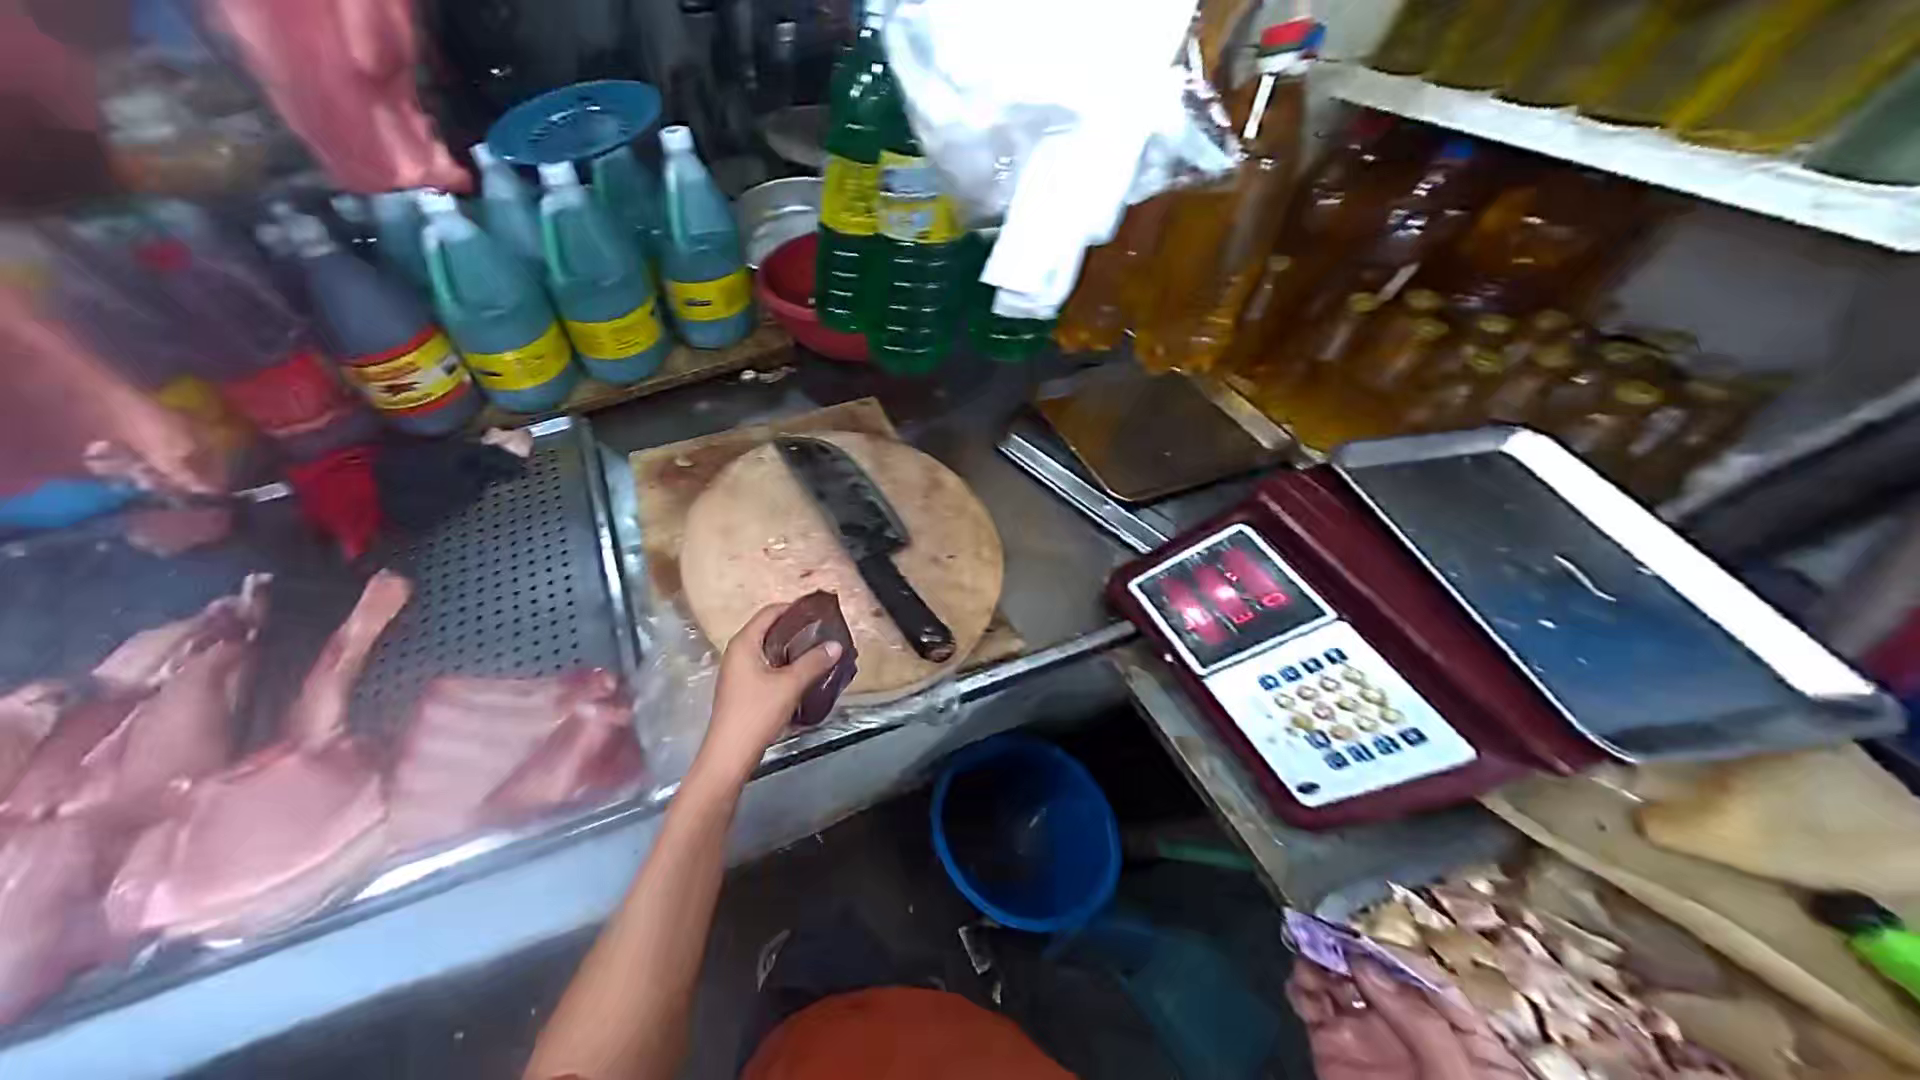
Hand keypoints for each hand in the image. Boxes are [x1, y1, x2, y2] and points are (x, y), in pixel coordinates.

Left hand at [691, 602, 844, 789]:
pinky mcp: (742, 689)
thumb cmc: (756, 712)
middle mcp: (737, 653)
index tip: (819, 612)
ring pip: (769, 650)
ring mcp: (738, 672)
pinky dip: (785, 665)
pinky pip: (766, 666)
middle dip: (796, 629)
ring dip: (792, 649)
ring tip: (818, 651)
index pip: (770, 612)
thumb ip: (814, 662)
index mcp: (744, 643)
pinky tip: (804, 674)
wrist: (730, 754)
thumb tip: (836, 645)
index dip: (794, 608)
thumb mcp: (790, 685)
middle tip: (823, 632)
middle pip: (769, 630)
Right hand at [1289, 958, 1526, 1079]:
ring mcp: (1370, 1039)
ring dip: (1321, 960)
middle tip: (1326, 935)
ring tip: (1310, 957)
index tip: (1367, 936)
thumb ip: (1422, 1025)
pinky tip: (1301, 982)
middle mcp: (1412, 1030)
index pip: (1429, 981)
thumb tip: (1368, 965)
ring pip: (1340, 981)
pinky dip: (1302, 986)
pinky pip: (1313, 1006)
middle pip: (1377, 973)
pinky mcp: (1333, 1049)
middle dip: (1350, 950)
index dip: (1396, 953)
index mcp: (1462, 1039)